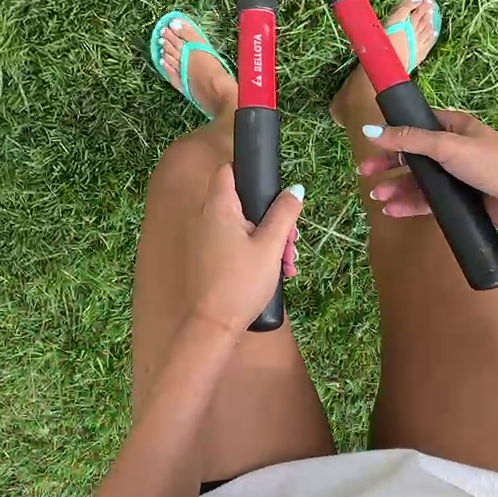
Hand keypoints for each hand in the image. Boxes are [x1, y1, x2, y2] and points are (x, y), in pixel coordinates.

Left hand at [187, 163, 305, 332]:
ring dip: (267, 239)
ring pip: (241, 226)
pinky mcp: (205, 256)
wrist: (213, 325)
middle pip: (242, 203)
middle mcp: (205, 217)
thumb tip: (294, 189)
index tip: (273, 195)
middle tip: (290, 244)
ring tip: (286, 264)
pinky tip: (273, 271)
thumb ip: (284, 214)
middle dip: (272, 219)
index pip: (228, 171)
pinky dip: (252, 250)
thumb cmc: (242, 282)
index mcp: (218, 207)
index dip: (250, 175)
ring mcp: (202, 237)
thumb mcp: (270, 246)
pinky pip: (232, 242)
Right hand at [358, 109, 497, 234]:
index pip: (416, 126)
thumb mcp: (447, 145)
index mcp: (454, 127)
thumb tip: (370, 130)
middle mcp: (453, 150)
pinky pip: (428, 200)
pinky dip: (410, 204)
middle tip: (365, 173)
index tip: (371, 143)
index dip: (393, 134)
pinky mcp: (459, 199)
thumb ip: (407, 139)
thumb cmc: (491, 162)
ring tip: (378, 197)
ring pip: (418, 180)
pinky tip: (393, 209)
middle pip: (412, 156)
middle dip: (388, 165)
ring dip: (397, 187)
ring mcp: (456, 176)